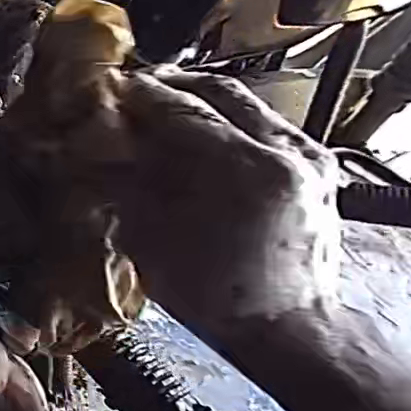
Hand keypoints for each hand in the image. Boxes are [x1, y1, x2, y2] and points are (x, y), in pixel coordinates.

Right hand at [109, 70, 340, 335]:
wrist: (285, 326)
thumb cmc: (213, 293)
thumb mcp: (152, 238)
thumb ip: (127, 184)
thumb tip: (93, 148)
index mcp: (245, 170)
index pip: (185, 110)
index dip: (142, 95)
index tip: (110, 86)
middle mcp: (287, 151)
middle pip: (221, 91)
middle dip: (172, 84)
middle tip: (132, 88)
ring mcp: (309, 155)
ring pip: (246, 101)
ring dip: (197, 97)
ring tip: (159, 107)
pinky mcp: (316, 164)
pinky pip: (262, 122)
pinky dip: (223, 118)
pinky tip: (196, 133)